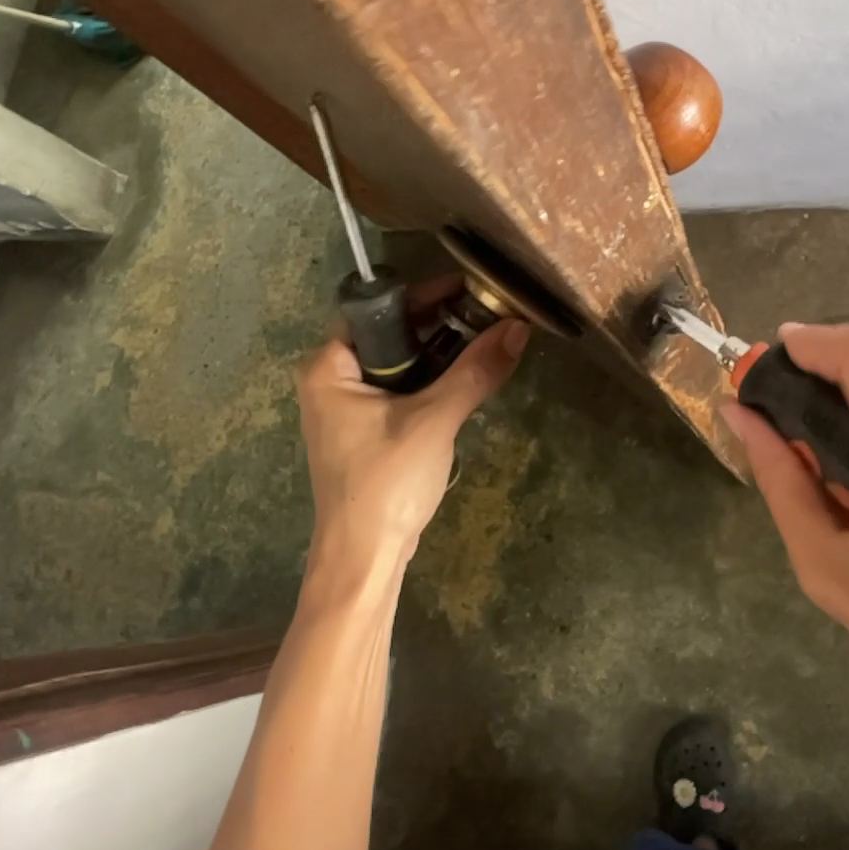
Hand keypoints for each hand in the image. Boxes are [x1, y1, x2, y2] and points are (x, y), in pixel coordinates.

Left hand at [295, 282, 528, 571]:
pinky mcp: (366, 431)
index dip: (424, 296)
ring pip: (398, 363)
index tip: (471, 290)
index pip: (377, 309)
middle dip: (438, 325)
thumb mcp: (434, 420)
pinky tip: (465, 382)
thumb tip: (519, 327)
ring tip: (485, 342)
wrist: (365, 559)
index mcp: (328, 366)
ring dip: (439, 355)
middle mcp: (330, 380)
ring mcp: (347, 408)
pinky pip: (400, 390)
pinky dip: (430, 383)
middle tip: (486, 316)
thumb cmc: (386, 483)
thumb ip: (475, 371)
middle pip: (390, 334)